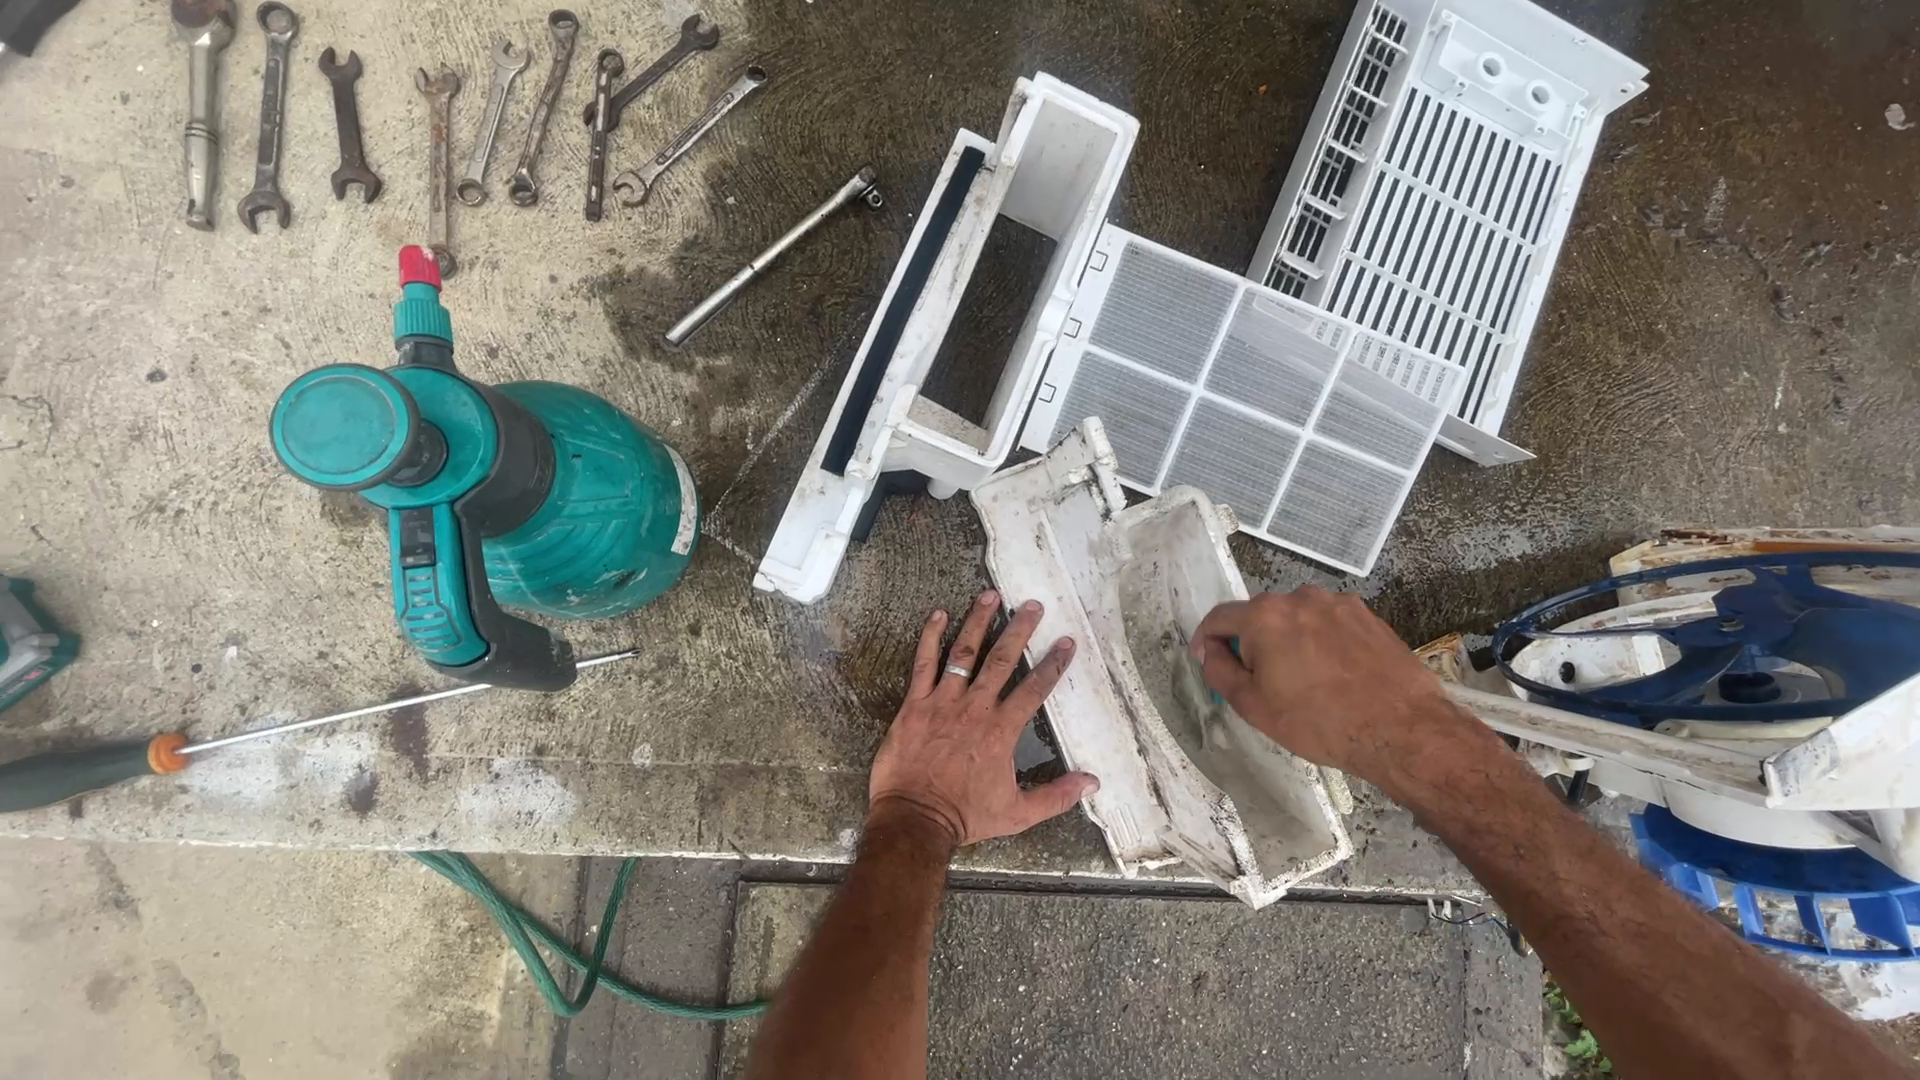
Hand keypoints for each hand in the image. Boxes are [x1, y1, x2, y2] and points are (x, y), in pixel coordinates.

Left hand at [867, 590, 1099, 849]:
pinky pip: (923, 663)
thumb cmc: (965, 816)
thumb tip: (1092, 782)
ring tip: (990, 595)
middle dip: (1019, 629)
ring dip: (978, 622)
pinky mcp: (915, 703)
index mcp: (1001, 730)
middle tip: (1032, 605)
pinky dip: (930, 637)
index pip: (1034, 689)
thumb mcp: (1017, 813)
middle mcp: (976, 708)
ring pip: (964, 653)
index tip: (1066, 641)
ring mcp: (943, 702)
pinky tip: (939, 614)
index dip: (1053, 664)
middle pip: (1002, 660)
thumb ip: (1056, 796)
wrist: (915, 819)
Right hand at [1189, 586, 1483, 787]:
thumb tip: (1210, 650)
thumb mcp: (1252, 705)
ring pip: (1295, 617)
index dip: (1207, 639)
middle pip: (1259, 615)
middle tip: (1259, 680)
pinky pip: (1328, 622)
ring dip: (1287, 639)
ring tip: (1302, 678)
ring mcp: (1337, 604)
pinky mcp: (1367, 616)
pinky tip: (1333, 673)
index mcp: (1264, 616)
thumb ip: (1219, 670)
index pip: (1219, 617)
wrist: (1402, 730)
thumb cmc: (1318, 721)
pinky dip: (1320, 640)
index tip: (1209, 660)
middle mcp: (1298, 598)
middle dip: (1251, 641)